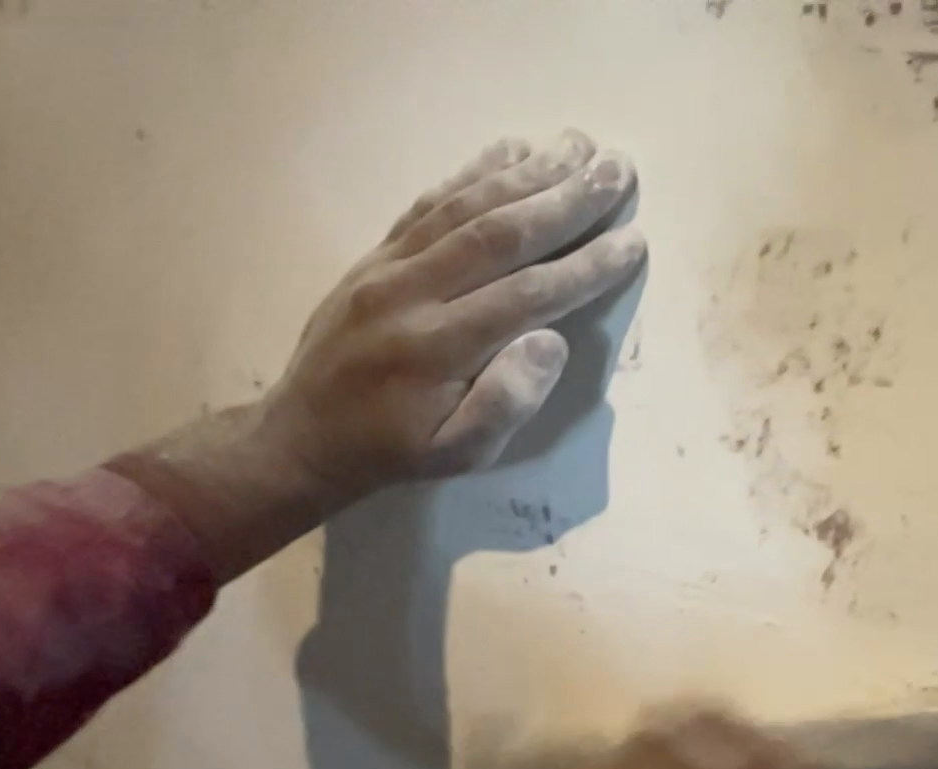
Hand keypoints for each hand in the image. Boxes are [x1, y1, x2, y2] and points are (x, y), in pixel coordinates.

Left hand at [260, 131, 644, 498]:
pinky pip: (429, 204)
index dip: (586, 266)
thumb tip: (552, 343)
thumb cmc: (399, 449)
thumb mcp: (461, 453)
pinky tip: (509, 151)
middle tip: (617, 170)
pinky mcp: (377, 254)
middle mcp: (413, 293)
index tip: (632, 240)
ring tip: (577, 146)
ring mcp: (389, 266)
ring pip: (466, 208)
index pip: (529, 295)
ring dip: (528, 173)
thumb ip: (508, 402)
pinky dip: (473, 172)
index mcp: (440, 347)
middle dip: (566, 200)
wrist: (305, 434)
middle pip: (501, 234)